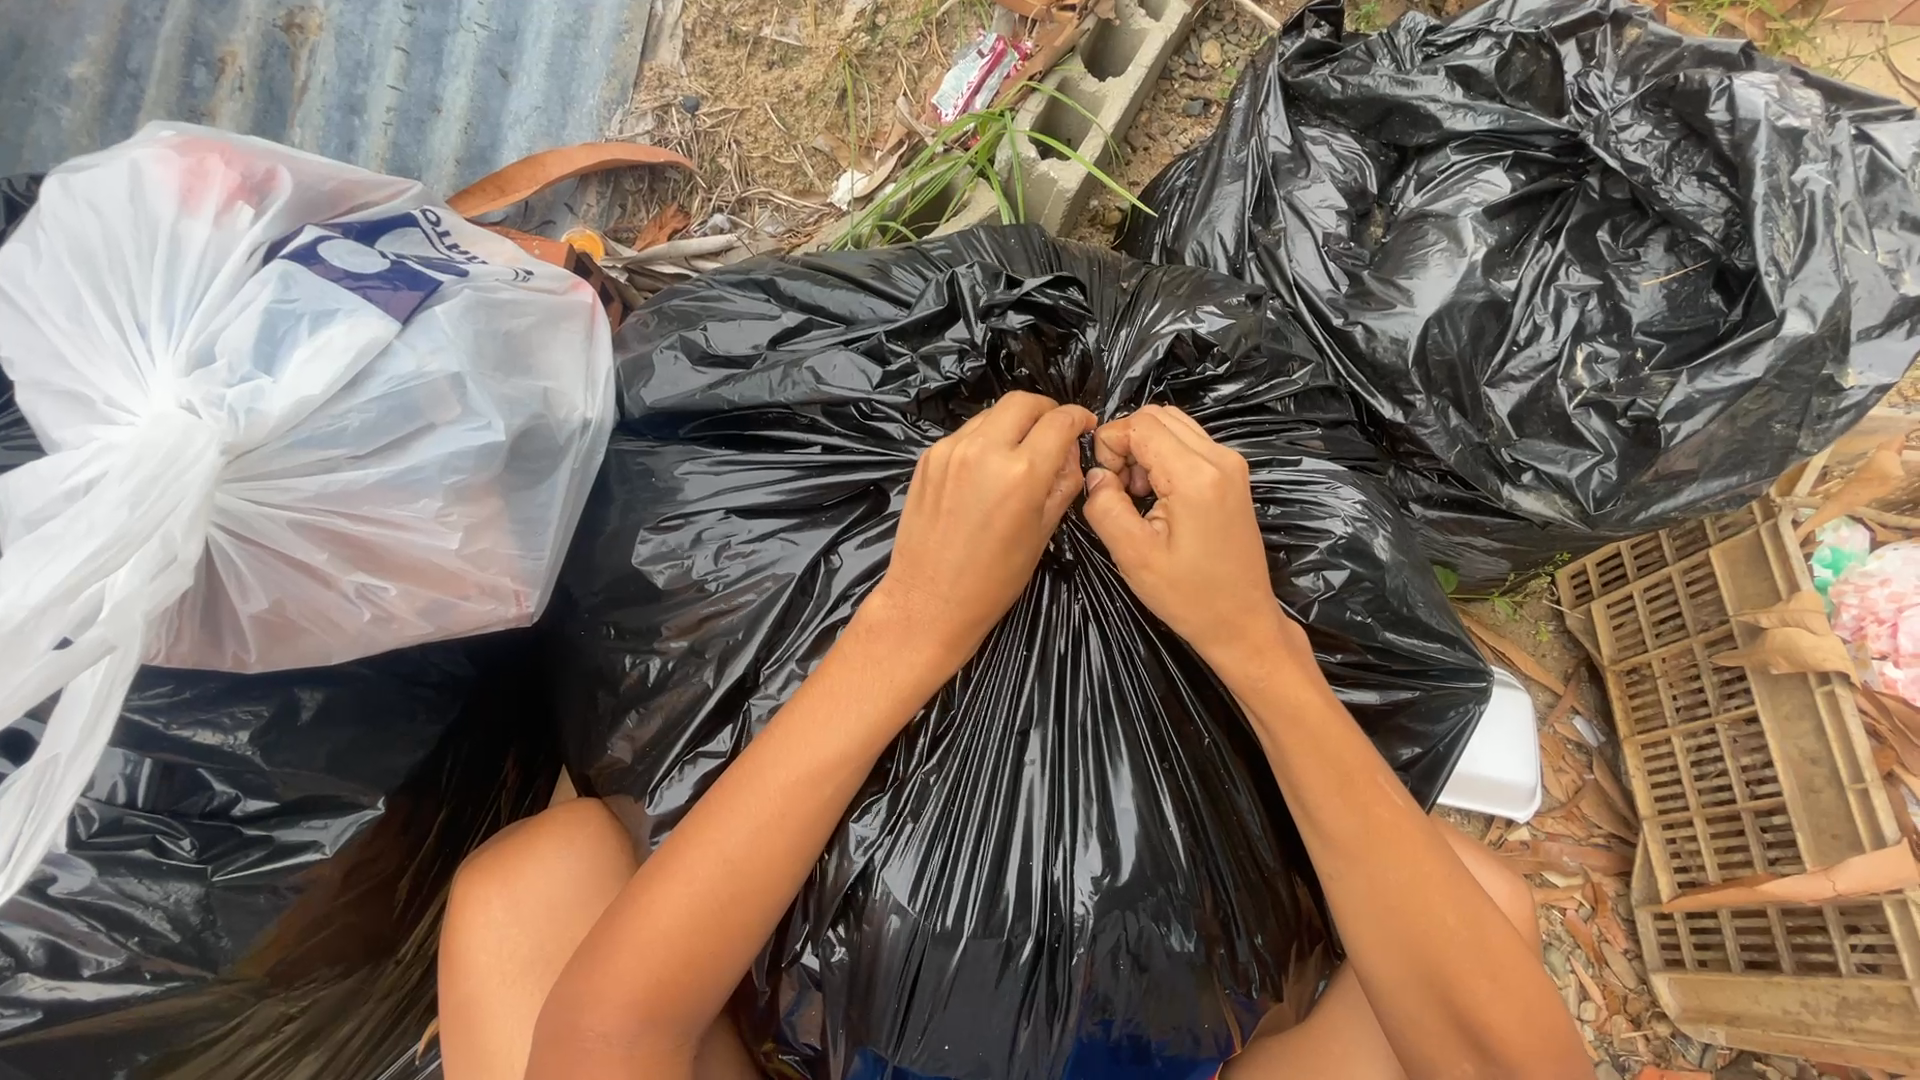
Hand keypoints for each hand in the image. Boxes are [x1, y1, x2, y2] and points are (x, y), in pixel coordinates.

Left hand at [867, 391, 1095, 674]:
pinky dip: (984, 440)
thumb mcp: (1043, 532)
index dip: (1079, 417)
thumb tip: (1069, 453)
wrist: (929, 600)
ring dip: (1013, 424)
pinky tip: (988, 469)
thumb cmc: (993, 579)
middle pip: (1023, 402)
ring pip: (992, 414)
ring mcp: (950, 450)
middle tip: (1054, 432)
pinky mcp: (928, 458)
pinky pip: (966, 434)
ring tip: (1020, 452)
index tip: (1084, 424)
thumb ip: (1063, 483)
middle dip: (1046, 410)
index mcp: (1022, 473)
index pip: (1060, 421)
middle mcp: (984, 451)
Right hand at [1081, 405, 1304, 667]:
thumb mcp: (1133, 555)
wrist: (1242, 621)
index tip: (1105, 484)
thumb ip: (1105, 506)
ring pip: (1173, 425)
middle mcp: (1220, 458)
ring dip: (1144, 449)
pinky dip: (1163, 457)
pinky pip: (1189, 443)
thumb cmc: (1188, 596)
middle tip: (1117, 488)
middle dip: (1125, 443)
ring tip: (1135, 494)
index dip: (1110, 445)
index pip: (1139, 424)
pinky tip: (1156, 496)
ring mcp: (1231, 464)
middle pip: (1157, 416)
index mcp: (1196, 475)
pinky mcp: (1233, 475)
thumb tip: (1096, 476)